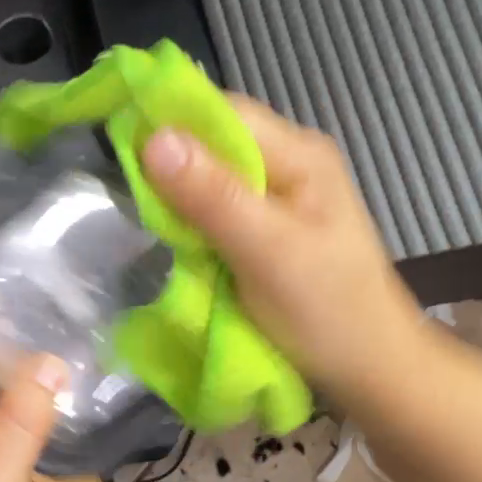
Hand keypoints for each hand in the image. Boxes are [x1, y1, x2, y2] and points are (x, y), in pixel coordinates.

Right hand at [140, 95, 426, 406]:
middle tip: (116, 180)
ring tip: (132, 205)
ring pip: (207, 175)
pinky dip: (184, 215)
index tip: (114, 138)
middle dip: (165, 158)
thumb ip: (212, 196)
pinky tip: (164, 229)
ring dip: (172, 189)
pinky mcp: (261, 227)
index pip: (221, 113)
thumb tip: (151, 139)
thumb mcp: (267, 251)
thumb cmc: (326, 309)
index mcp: (297, 154)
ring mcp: (274, 196)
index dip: (168, 119)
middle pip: (211, 140)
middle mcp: (285, 162)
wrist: (367, 368)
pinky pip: (211, 206)